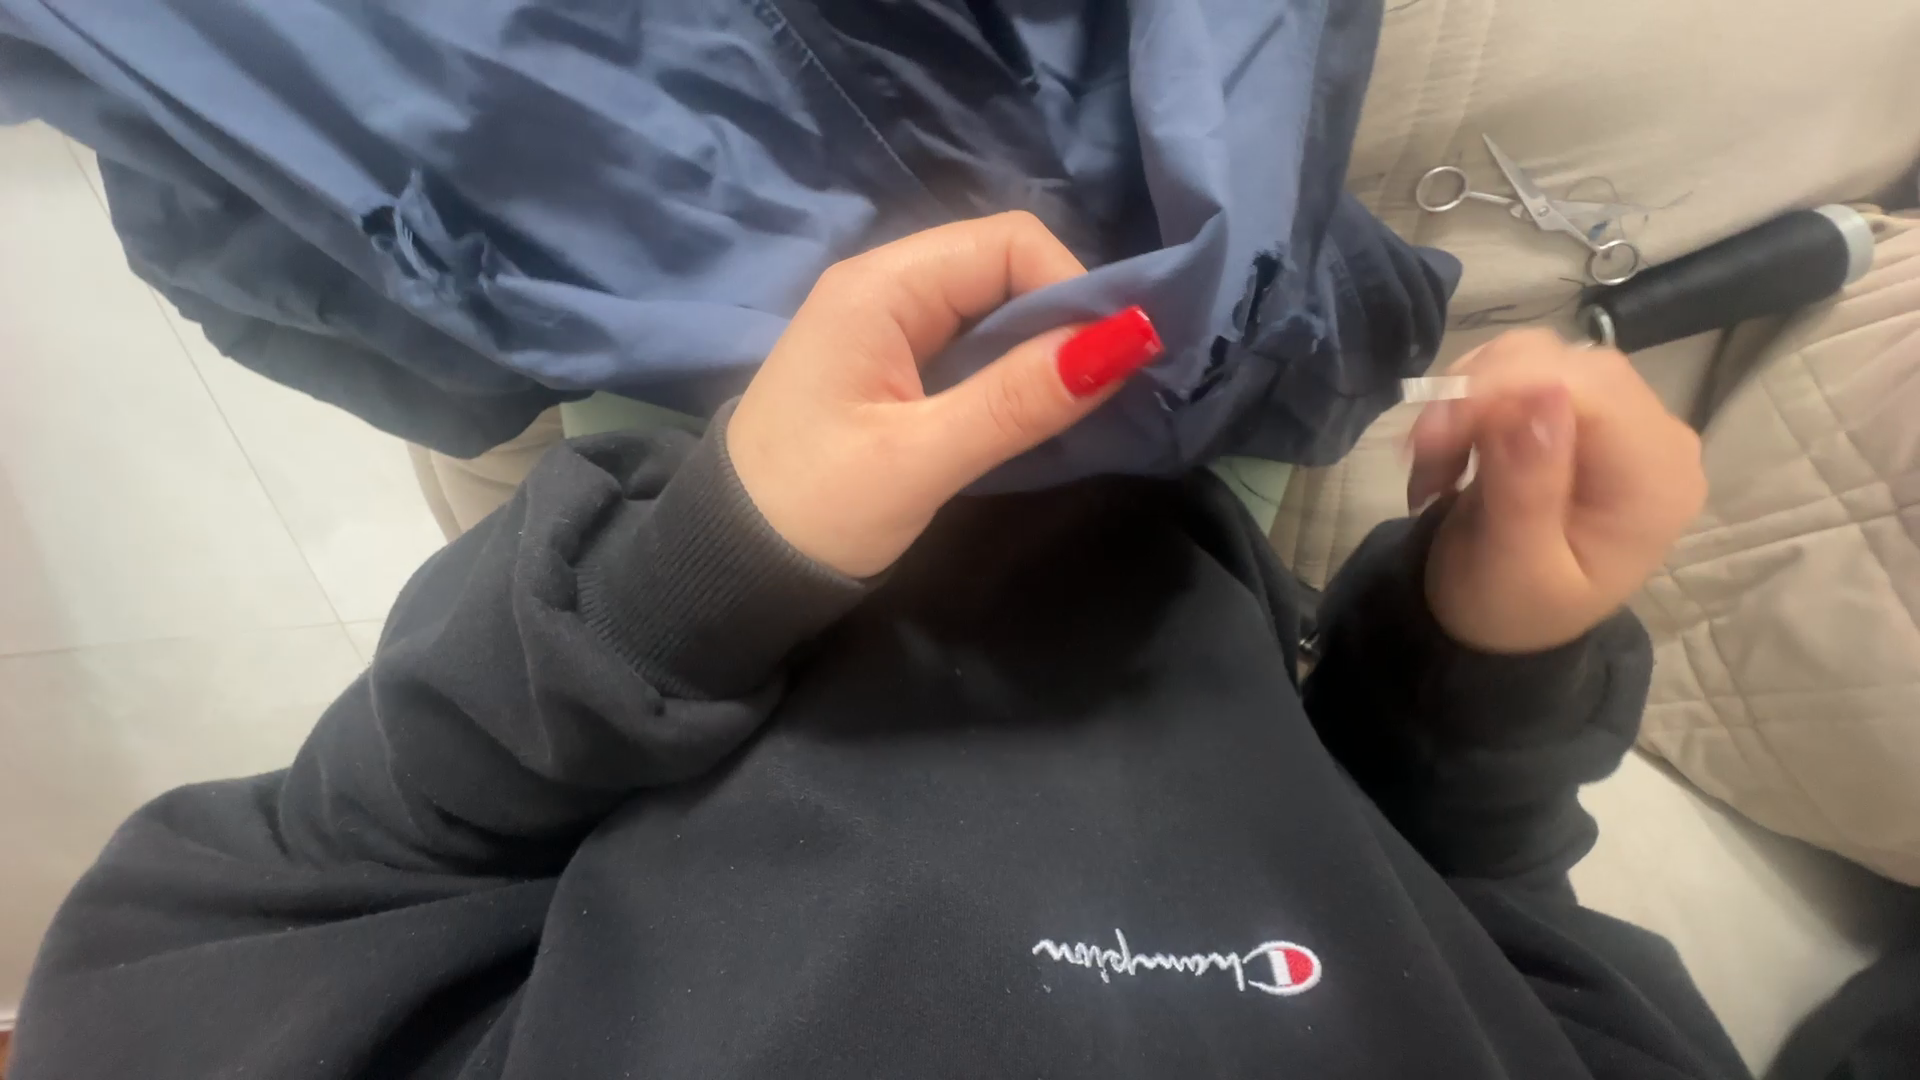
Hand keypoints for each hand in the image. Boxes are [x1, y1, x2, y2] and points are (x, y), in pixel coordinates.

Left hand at [727, 212, 1162, 577]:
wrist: (736, 562)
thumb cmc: (815, 509)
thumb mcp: (920, 457)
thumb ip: (1017, 400)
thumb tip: (1129, 339)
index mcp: (880, 287)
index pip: (1008, 243)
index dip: (1073, 288)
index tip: (1112, 361)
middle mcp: (883, 289)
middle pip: (1002, 270)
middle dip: (1063, 320)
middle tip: (1105, 389)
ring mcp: (885, 330)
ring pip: (989, 312)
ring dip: (1040, 351)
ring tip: (1078, 405)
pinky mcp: (889, 371)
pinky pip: (967, 350)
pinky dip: (1008, 375)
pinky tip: (1032, 413)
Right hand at [1406, 329, 1706, 652]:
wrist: (1498, 625)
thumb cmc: (1508, 608)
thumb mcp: (1514, 564)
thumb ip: (1529, 486)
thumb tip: (1539, 397)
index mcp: (1653, 480)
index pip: (1587, 390)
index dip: (1501, 393)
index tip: (1428, 437)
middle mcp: (1649, 437)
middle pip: (1562, 363)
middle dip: (1474, 396)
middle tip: (1418, 454)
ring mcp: (1611, 422)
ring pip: (1532, 358)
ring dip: (1462, 399)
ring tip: (1429, 460)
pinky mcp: (1568, 417)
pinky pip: (1513, 375)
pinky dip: (1464, 403)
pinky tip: (1445, 449)